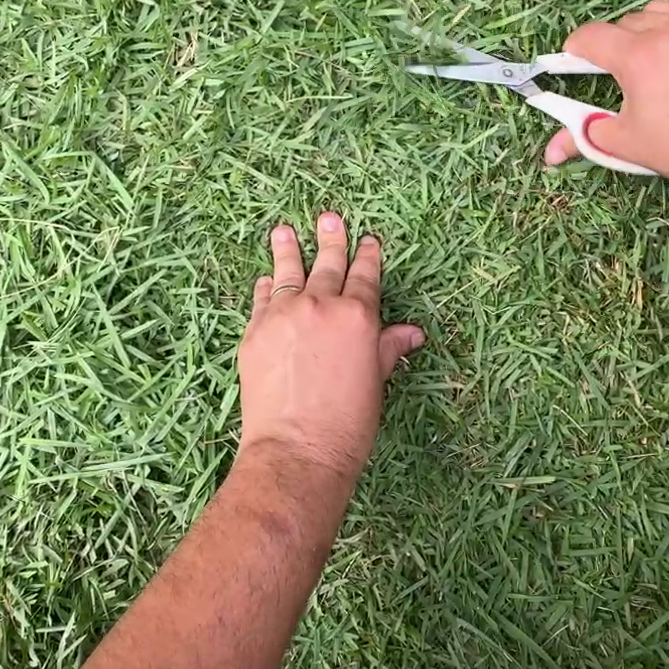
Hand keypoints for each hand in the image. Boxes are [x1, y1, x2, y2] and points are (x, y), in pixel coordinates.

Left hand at [236, 213, 424, 479]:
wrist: (297, 450)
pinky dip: (265, 287)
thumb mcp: (376, 381)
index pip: (365, 277)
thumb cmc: (348, 423)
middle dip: (331, 240)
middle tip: (328, 217)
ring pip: (288, 272)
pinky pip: (262, 300)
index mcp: (358, 317)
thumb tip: (413, 333)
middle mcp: (321, 306)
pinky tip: (264, 278)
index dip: (368, 257)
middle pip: (327, 265)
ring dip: (287, 249)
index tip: (368, 241)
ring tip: (284, 230)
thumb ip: (388, 348)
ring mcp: (284, 315)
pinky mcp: (255, 332)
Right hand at [544, 0, 668, 201]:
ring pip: (663, 9)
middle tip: (620, 78)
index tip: (574, 65)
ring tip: (656, 60)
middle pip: (625, 23)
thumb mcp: (626, 145)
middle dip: (614, 47)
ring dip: (651, 29)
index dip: (574, 52)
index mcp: (637, 57)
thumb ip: (582, 136)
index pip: (590, 37)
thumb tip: (552, 151)